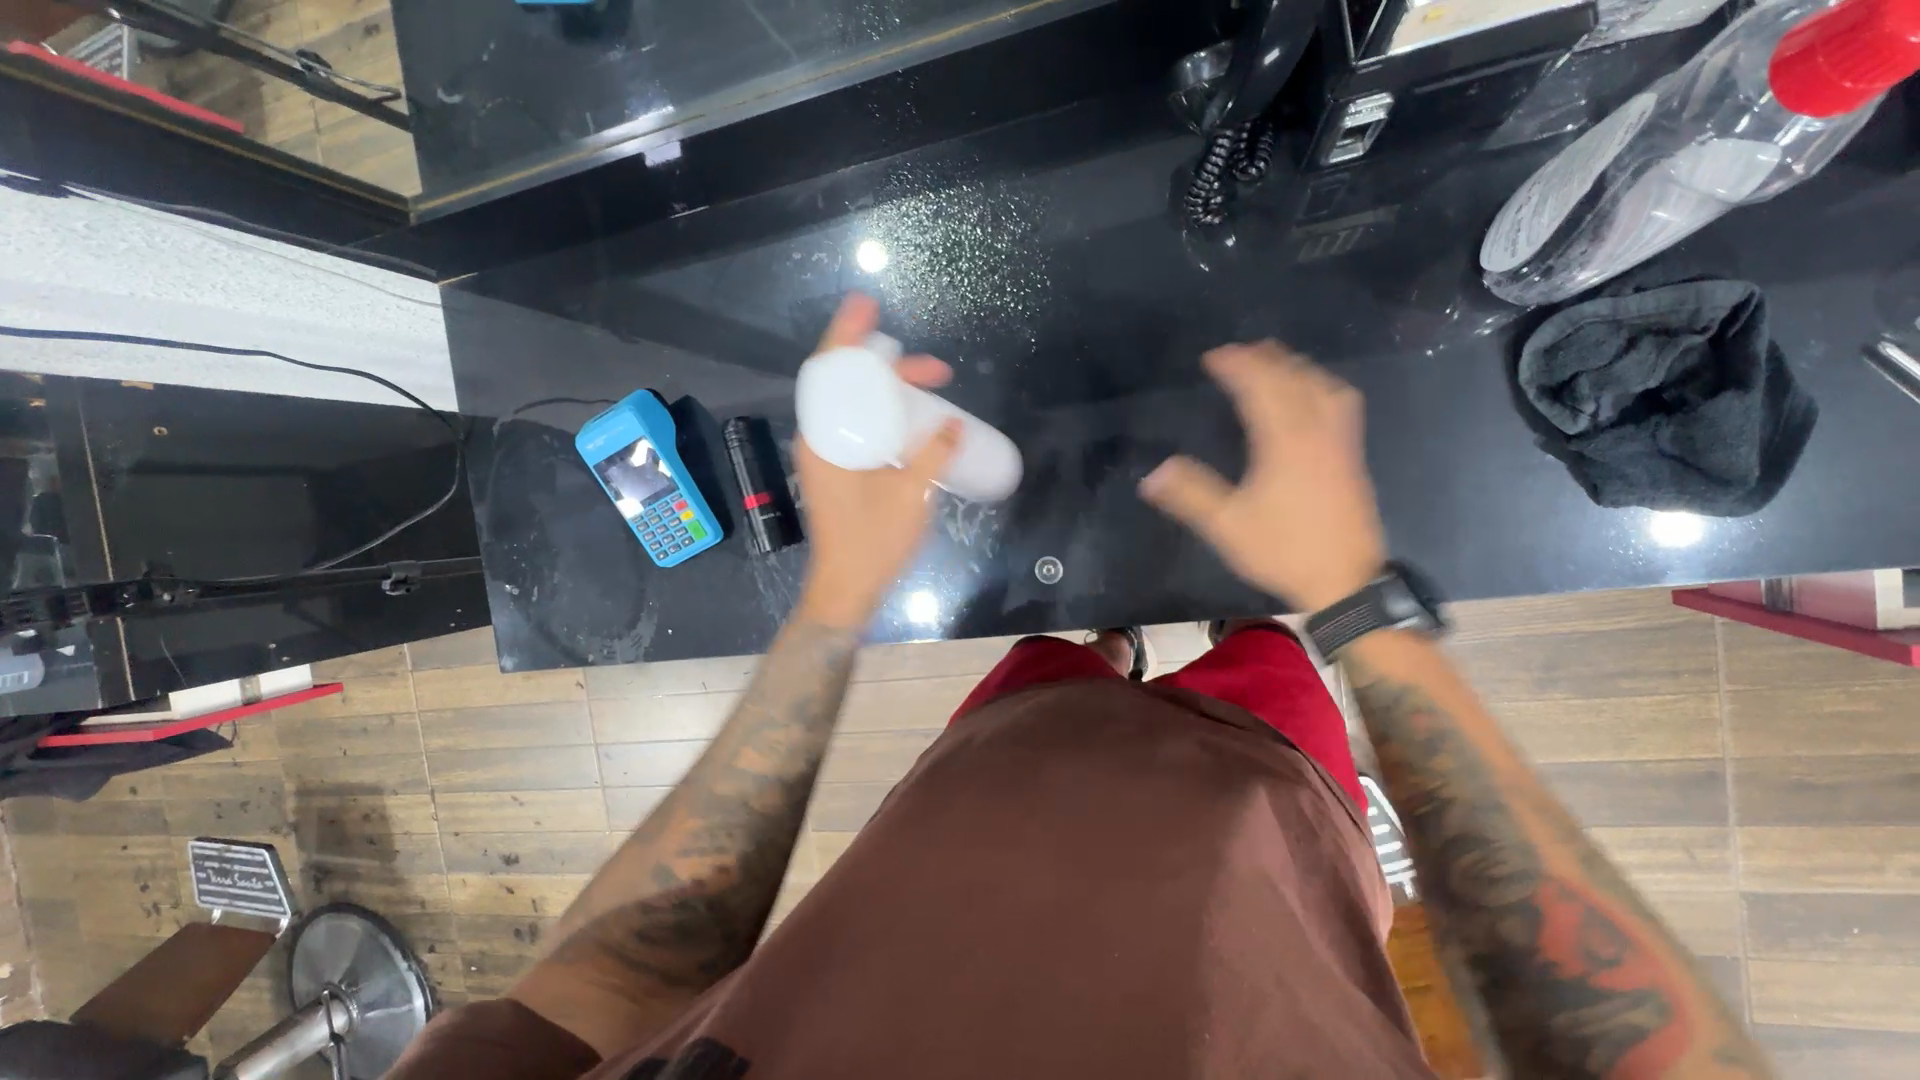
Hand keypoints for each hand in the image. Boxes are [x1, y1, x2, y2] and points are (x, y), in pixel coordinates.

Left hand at [793, 293, 961, 628]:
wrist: (847, 590)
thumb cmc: (873, 543)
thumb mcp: (910, 493)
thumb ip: (933, 454)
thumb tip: (953, 424)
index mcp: (824, 439)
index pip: (829, 372)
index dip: (846, 334)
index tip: (867, 305)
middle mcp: (818, 441)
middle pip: (845, 386)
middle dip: (887, 367)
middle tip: (934, 370)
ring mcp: (826, 458)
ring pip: (852, 407)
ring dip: (887, 392)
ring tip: (928, 387)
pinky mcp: (837, 473)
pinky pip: (856, 428)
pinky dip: (882, 415)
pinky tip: (912, 419)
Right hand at [1138, 341, 1386, 611]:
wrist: (1345, 580)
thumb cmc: (1284, 550)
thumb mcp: (1228, 527)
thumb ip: (1191, 496)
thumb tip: (1152, 475)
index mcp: (1284, 442)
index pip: (1259, 387)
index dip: (1236, 366)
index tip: (1213, 357)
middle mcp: (1316, 431)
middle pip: (1292, 378)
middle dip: (1264, 359)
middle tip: (1238, 352)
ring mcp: (1340, 442)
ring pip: (1321, 386)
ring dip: (1295, 367)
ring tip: (1273, 362)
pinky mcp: (1352, 456)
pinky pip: (1340, 403)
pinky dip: (1321, 385)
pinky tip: (1313, 394)